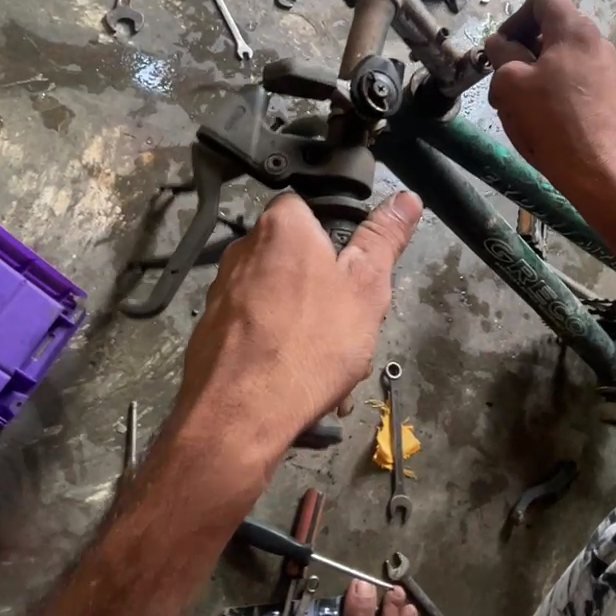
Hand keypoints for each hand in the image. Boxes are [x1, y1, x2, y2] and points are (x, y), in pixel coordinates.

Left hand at [175, 191, 421, 453]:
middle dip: (326, 290)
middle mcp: (243, 249)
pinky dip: (279, 347)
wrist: (238, 416)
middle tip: (350, 326)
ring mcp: (222, 291)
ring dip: (306, 324)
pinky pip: (257, 328)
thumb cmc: (309, 344)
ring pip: (280, 298)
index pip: (309, 206)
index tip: (356, 267)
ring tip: (330, 367)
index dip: (337, 234)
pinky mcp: (210, 330)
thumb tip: (405, 199)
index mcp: (281, 226)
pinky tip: (299, 381)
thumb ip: (384, 238)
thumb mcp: (366, 287)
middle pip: (296, 257)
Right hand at [483, 0, 615, 207]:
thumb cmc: (550, 121)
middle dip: (522, 48)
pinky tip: (539, 118)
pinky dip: (551, 89)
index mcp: (574, 30)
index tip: (503, 47)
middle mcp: (595, 42)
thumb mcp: (511, 83)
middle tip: (503, 78)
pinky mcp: (607, 94)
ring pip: (560, 56)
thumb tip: (500, 43)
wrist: (597, 169)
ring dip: (533, 72)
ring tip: (517, 104)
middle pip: (552, 28)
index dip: (517, 16)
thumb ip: (502, 54)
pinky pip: (573, 78)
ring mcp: (605, 69)